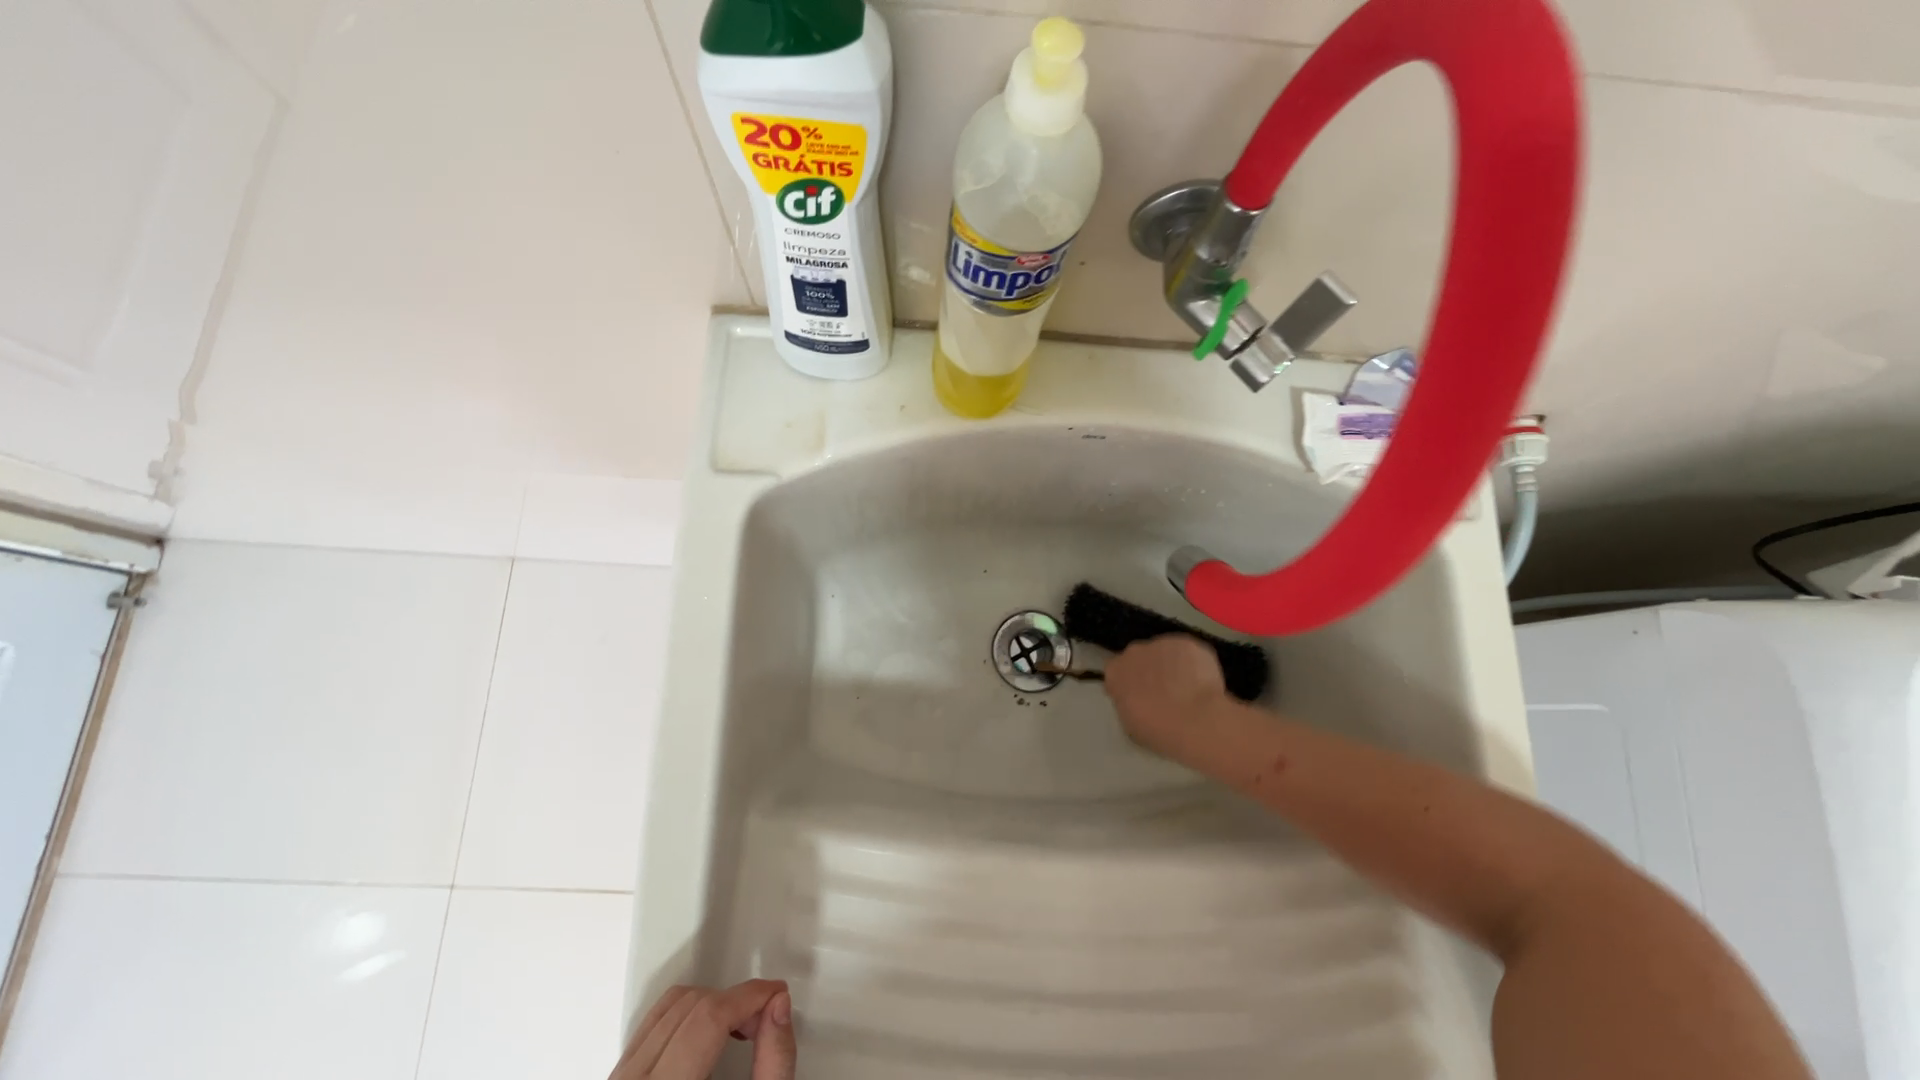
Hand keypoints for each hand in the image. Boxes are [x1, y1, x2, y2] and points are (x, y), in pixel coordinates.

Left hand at [609, 980, 794, 1079]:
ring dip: (712, 1006)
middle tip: (766, 1018)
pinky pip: (651, 1024)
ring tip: (741, 1028)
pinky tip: (710, 1035)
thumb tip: (778, 1008)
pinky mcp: (619, 1075)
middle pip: (691, 1006)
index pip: (709, 1018)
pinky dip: (687, 1017)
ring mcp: (620, 1077)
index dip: (751, 997)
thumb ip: (774, 1062)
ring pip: (668, 1007)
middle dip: (737, 1002)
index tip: (776, 995)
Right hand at [1102, 635, 1230, 763]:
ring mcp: (1162, 644)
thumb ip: (1127, 703)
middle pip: (1139, 657)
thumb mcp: (1130, 724)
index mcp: (1115, 671)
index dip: (1128, 683)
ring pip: (1165, 652)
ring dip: (1171, 666)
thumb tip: (1135, 698)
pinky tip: (1202, 682)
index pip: (1116, 671)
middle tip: (1163, 693)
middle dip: (1149, 670)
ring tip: (1187, 689)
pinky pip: (1188, 653)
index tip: (1137, 697)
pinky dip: (1193, 664)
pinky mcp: (1188, 643)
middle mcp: (1135, 652)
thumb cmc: (1158, 730)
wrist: (1197, 720)